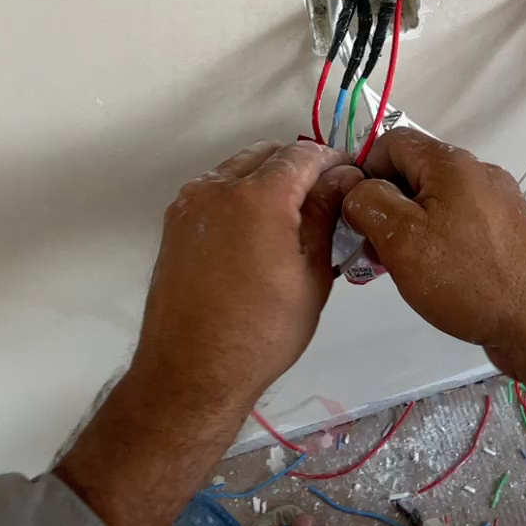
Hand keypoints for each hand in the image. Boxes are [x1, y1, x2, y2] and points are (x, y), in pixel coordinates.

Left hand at [131, 139, 361, 409]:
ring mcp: (191, 201)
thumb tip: (342, 177)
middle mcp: (219, 186)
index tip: (349, 174)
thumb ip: (325, 214)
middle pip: (268, 153)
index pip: (303, 154)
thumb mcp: (312, 274)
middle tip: (325, 194)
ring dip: (268, 176)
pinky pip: (216, 187)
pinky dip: (241, 191)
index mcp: (258, 196)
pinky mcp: (175, 220)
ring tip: (292, 212)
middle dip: (300, 165)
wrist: (191, 372)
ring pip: (239, 166)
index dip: (332, 159)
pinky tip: (258, 226)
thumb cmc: (262, 332)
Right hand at [341, 128, 525, 373]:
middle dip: (386, 205)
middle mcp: (479, 172)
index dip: (364, 171)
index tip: (355, 213)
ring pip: (436, 201)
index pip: (391, 142)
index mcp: (452, 163)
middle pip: (414, 172)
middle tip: (373, 249)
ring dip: (410, 227)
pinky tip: (436, 275)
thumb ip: (369, 201)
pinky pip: (460, 222)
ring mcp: (499, 201)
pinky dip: (439, 240)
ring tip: (401, 268)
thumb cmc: (467, 279)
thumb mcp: (402, 239)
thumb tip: (357, 186)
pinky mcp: (510, 230)